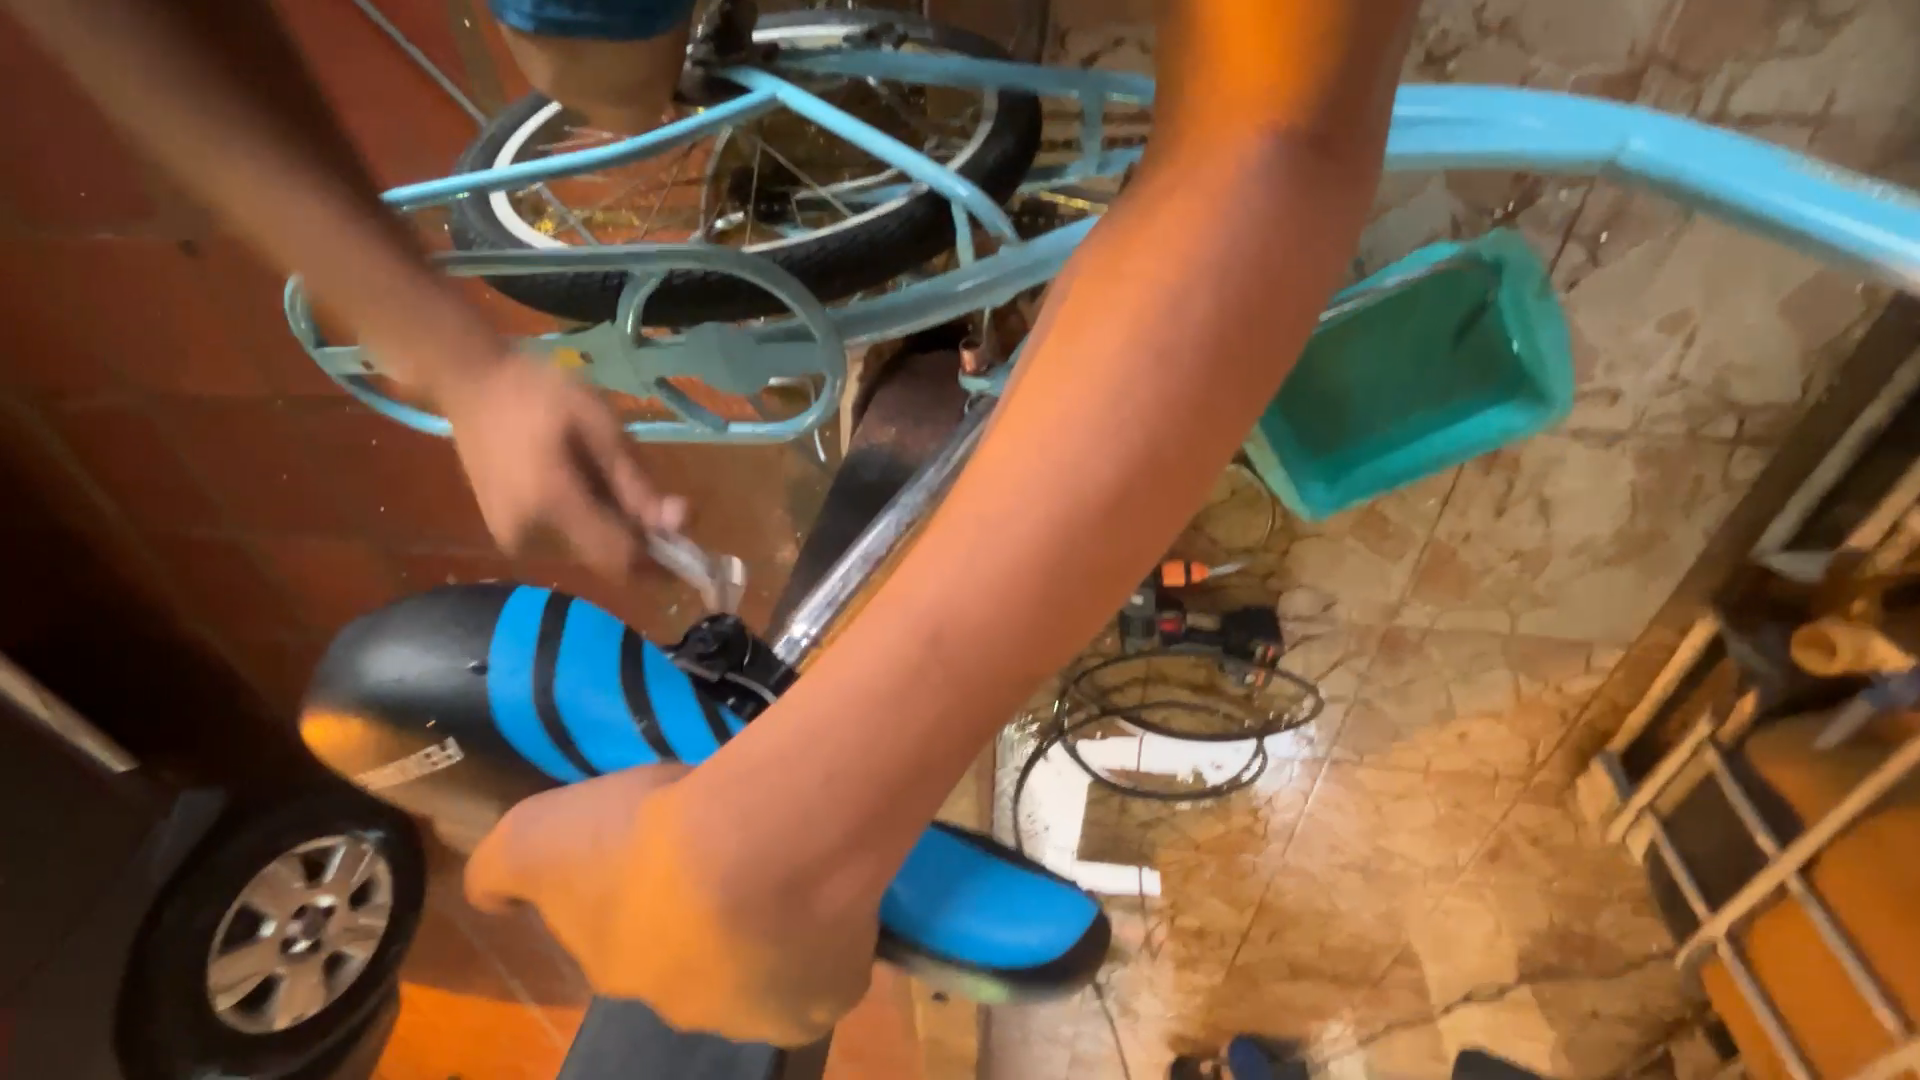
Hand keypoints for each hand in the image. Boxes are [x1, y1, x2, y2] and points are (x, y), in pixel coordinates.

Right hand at [438, 353, 685, 577]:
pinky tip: (588, 485)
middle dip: (644, 541)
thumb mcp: (599, 425)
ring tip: (613, 481)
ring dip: (618, 529)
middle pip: (607, 556)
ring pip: (590, 549)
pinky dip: (591, 522)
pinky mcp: (509, 533)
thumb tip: (677, 525)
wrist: (467, 383)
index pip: (620, 559)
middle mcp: (530, 535)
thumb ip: (636, 481)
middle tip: (663, 505)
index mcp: (552, 505)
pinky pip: (568, 538)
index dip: (661, 562)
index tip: (691, 547)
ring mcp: (514, 538)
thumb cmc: (538, 393)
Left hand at [464, 765, 878, 1045]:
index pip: (630, 930)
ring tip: (797, 858)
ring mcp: (762, 1012)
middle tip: (741, 842)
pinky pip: (830, 970)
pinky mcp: (826, 998)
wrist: (754, 851)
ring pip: (769, 970)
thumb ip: (503, 867)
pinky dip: (832, 937)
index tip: (676, 832)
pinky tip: (833, 889)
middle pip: (700, 956)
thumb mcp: (539, 835)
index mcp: (624, 962)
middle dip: (713, 912)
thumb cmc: (644, 841)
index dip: (650, 879)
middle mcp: (686, 1003)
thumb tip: (490, 897)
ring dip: (778, 928)